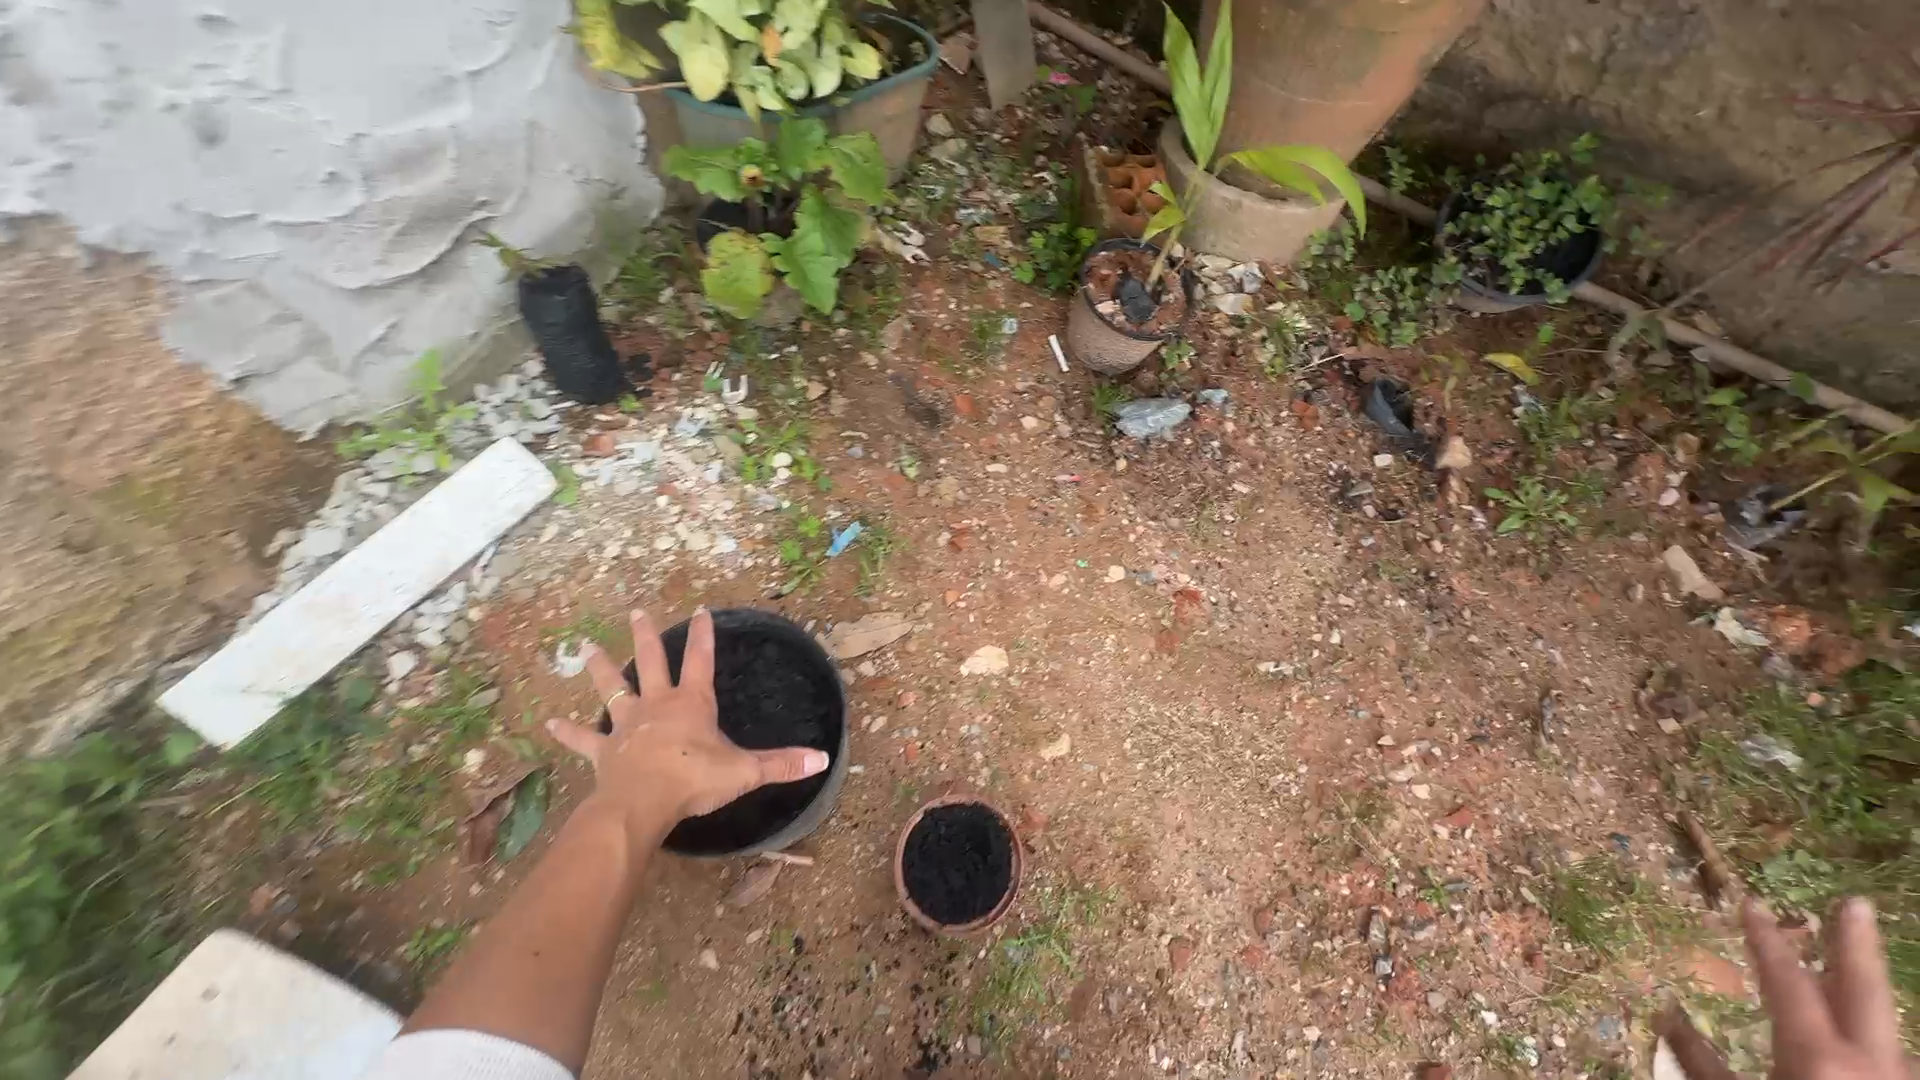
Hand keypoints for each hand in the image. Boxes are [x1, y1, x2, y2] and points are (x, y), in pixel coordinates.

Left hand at [546, 608, 829, 833]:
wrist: (641, 805)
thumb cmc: (694, 780)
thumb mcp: (744, 771)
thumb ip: (782, 764)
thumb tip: (822, 758)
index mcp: (692, 703)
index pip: (701, 659)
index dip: (703, 634)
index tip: (700, 610)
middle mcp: (657, 705)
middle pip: (650, 662)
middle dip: (646, 636)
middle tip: (636, 612)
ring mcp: (627, 726)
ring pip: (612, 689)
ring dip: (601, 669)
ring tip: (587, 648)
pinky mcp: (604, 751)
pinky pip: (583, 739)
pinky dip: (567, 732)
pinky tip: (548, 723)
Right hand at [1659, 898, 1911, 1079]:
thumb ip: (1700, 1060)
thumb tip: (1663, 1013)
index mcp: (1815, 1052)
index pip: (1785, 978)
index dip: (1765, 938)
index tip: (1749, 902)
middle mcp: (1870, 1062)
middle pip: (1864, 989)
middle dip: (1856, 943)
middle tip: (1857, 903)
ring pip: (1886, 1032)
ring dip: (1866, 1002)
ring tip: (1848, 977)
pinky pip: (1890, 1060)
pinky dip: (1874, 1044)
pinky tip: (1862, 1044)